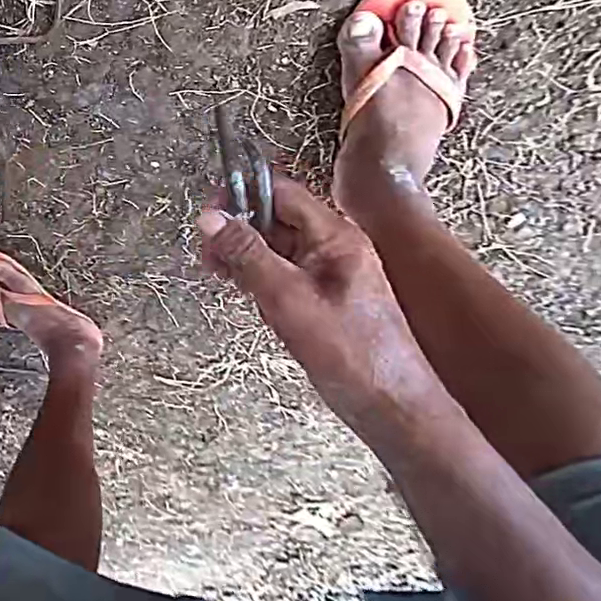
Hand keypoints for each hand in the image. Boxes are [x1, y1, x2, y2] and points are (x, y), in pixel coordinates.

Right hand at [195, 174, 445, 426]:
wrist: (391, 407)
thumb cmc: (351, 354)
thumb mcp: (286, 297)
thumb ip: (246, 253)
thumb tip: (211, 219)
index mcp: (335, 237)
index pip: (280, 193)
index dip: (240, 197)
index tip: (208, 217)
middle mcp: (332, 248)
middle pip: (273, 219)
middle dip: (236, 232)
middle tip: (210, 255)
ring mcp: (327, 273)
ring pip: (273, 248)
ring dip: (243, 257)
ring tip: (224, 277)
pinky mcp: (320, 297)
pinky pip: (280, 273)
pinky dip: (257, 279)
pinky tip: (248, 296)